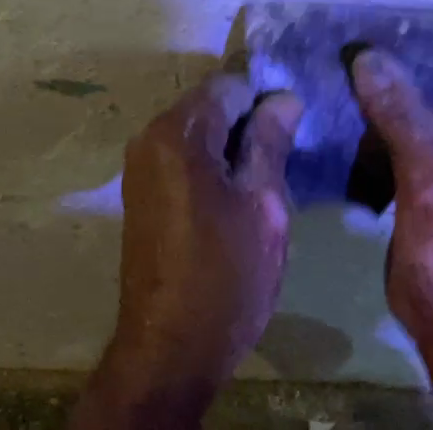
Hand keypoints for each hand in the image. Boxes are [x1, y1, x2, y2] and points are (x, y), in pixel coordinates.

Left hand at [73, 76, 302, 429]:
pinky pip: (180, 158)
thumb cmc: (226, 276)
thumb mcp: (263, 205)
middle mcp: (149, 136)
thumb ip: (270, 142)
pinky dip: (209, 165)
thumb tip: (283, 97)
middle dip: (247, 123)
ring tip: (263, 184)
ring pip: (195, 132)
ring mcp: (139, 165)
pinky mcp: (139, 192)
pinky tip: (233, 201)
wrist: (169, 348)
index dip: (265, 99)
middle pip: (208, 105)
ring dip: (229, 147)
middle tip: (284, 160)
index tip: (294, 131)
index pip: (228, 84)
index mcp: (177, 132)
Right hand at [350, 50, 432, 429]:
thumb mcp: (429, 162)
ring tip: (328, 107)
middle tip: (331, 76)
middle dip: (385, 92)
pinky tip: (341, 149)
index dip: (408, 59)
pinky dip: (377, 154)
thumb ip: (398, 104)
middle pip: (432, 100)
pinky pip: (406, 161)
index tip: (355, 48)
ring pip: (414, 130)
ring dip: (375, 124)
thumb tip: (367, 54)